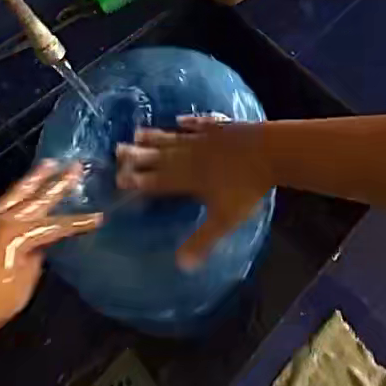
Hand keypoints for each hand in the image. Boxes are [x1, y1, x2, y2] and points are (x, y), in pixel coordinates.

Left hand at [0, 160, 101, 356]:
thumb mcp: (22, 288)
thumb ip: (33, 262)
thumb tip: (36, 247)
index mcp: (19, 235)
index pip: (56, 225)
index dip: (78, 223)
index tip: (98, 217)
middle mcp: (1, 221)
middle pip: (35, 199)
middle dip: (58, 184)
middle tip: (74, 167)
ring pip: (9, 195)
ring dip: (29, 180)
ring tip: (46, 164)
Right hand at [116, 116, 272, 269]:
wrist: (268, 150)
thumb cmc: (245, 187)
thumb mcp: (224, 218)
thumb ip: (202, 239)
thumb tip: (181, 265)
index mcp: (188, 178)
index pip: (157, 181)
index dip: (138, 180)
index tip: (118, 177)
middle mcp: (191, 156)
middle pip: (161, 156)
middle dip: (139, 155)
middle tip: (117, 149)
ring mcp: (205, 138)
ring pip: (175, 138)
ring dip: (156, 137)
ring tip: (137, 132)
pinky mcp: (220, 128)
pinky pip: (199, 124)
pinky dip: (188, 123)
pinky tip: (179, 120)